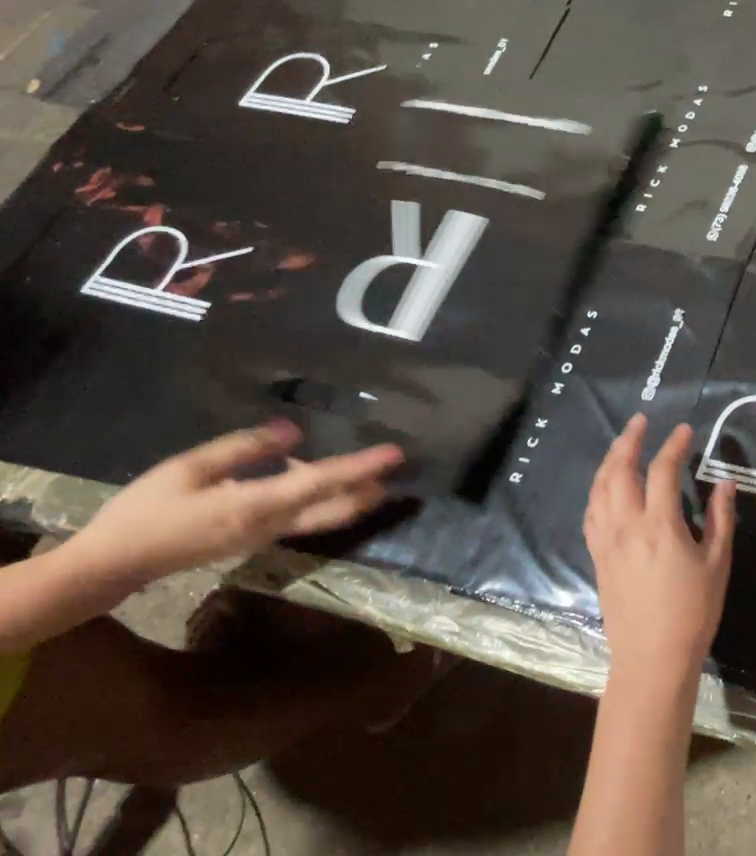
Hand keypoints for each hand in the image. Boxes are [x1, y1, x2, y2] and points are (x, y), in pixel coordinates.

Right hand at [66, 420, 401, 585]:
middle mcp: (273, 525)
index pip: (323, 483)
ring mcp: (267, 536)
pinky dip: (327, 501)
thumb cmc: (144, 511)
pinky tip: (323, 480)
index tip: (395, 454)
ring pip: (325, 516)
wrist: (113, 564)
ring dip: (354, 496)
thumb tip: (294, 431)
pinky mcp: (258, 539)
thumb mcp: (187, 469)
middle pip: (338, 508)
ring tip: (376, 471)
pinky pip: (306, 518)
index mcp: (256, 505)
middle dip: (372, 487)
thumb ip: (243, 448)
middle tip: (401, 466)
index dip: (362, 467)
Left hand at [584, 416, 735, 678]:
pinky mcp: (598, 558)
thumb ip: (721, 519)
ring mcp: (607, 543)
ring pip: (599, 490)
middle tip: (641, 421)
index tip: (686, 430)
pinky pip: (591, 513)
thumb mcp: (718, 563)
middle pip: (620, 472)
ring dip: (609, 461)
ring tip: (622, 444)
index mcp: (660, 527)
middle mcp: (627, 528)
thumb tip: (726, 483)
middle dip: (629, 441)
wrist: (652, 658)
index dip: (674, 446)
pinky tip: (606, 486)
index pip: (662, 473)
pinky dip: (598, 490)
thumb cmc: (694, 611)